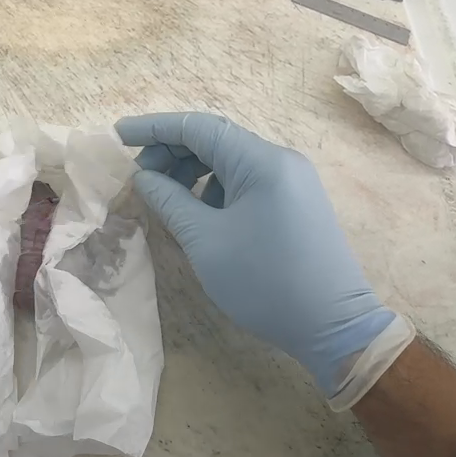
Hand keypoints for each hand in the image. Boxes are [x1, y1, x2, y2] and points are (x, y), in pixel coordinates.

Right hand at [118, 112, 393, 395]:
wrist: (337, 330)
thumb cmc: (266, 282)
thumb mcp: (205, 241)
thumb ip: (169, 200)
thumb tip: (143, 177)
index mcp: (260, 161)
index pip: (196, 126)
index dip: (152, 128)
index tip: (118, 136)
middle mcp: (279, 159)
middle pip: (213, 139)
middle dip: (171, 152)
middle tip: (140, 178)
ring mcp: (291, 179)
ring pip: (229, 158)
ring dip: (191, 170)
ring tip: (166, 197)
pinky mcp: (295, 200)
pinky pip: (245, 178)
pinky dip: (214, 186)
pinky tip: (200, 213)